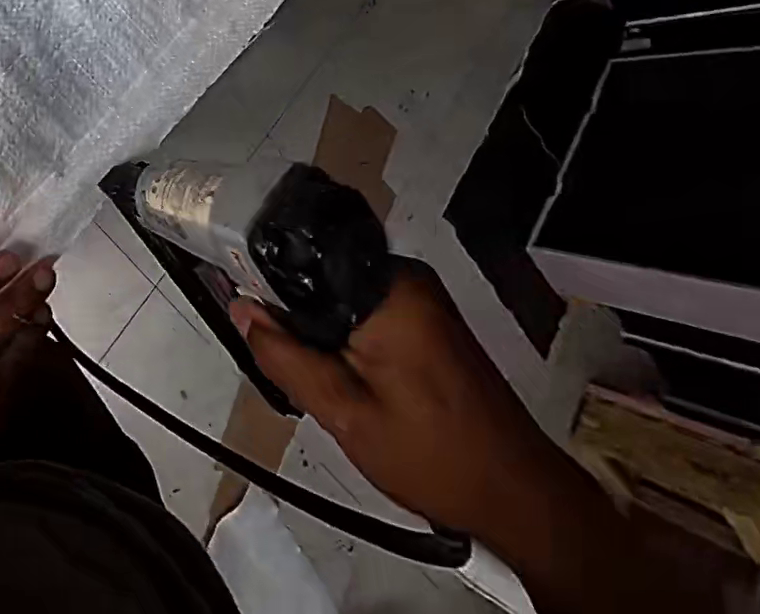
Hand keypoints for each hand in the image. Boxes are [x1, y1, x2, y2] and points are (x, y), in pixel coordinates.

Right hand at [232, 261, 718, 613]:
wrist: (519, 497)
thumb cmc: (431, 455)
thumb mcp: (343, 412)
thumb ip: (285, 356)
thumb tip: (240, 308)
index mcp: (390, 287)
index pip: (307, 262)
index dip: (269, 287)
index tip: (250, 320)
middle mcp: (409, 278)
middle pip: (324, 280)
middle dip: (299, 319)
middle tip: (294, 367)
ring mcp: (423, 298)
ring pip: (344, 300)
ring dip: (323, 333)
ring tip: (323, 379)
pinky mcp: (429, 319)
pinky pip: (368, 313)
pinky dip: (348, 339)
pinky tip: (351, 380)